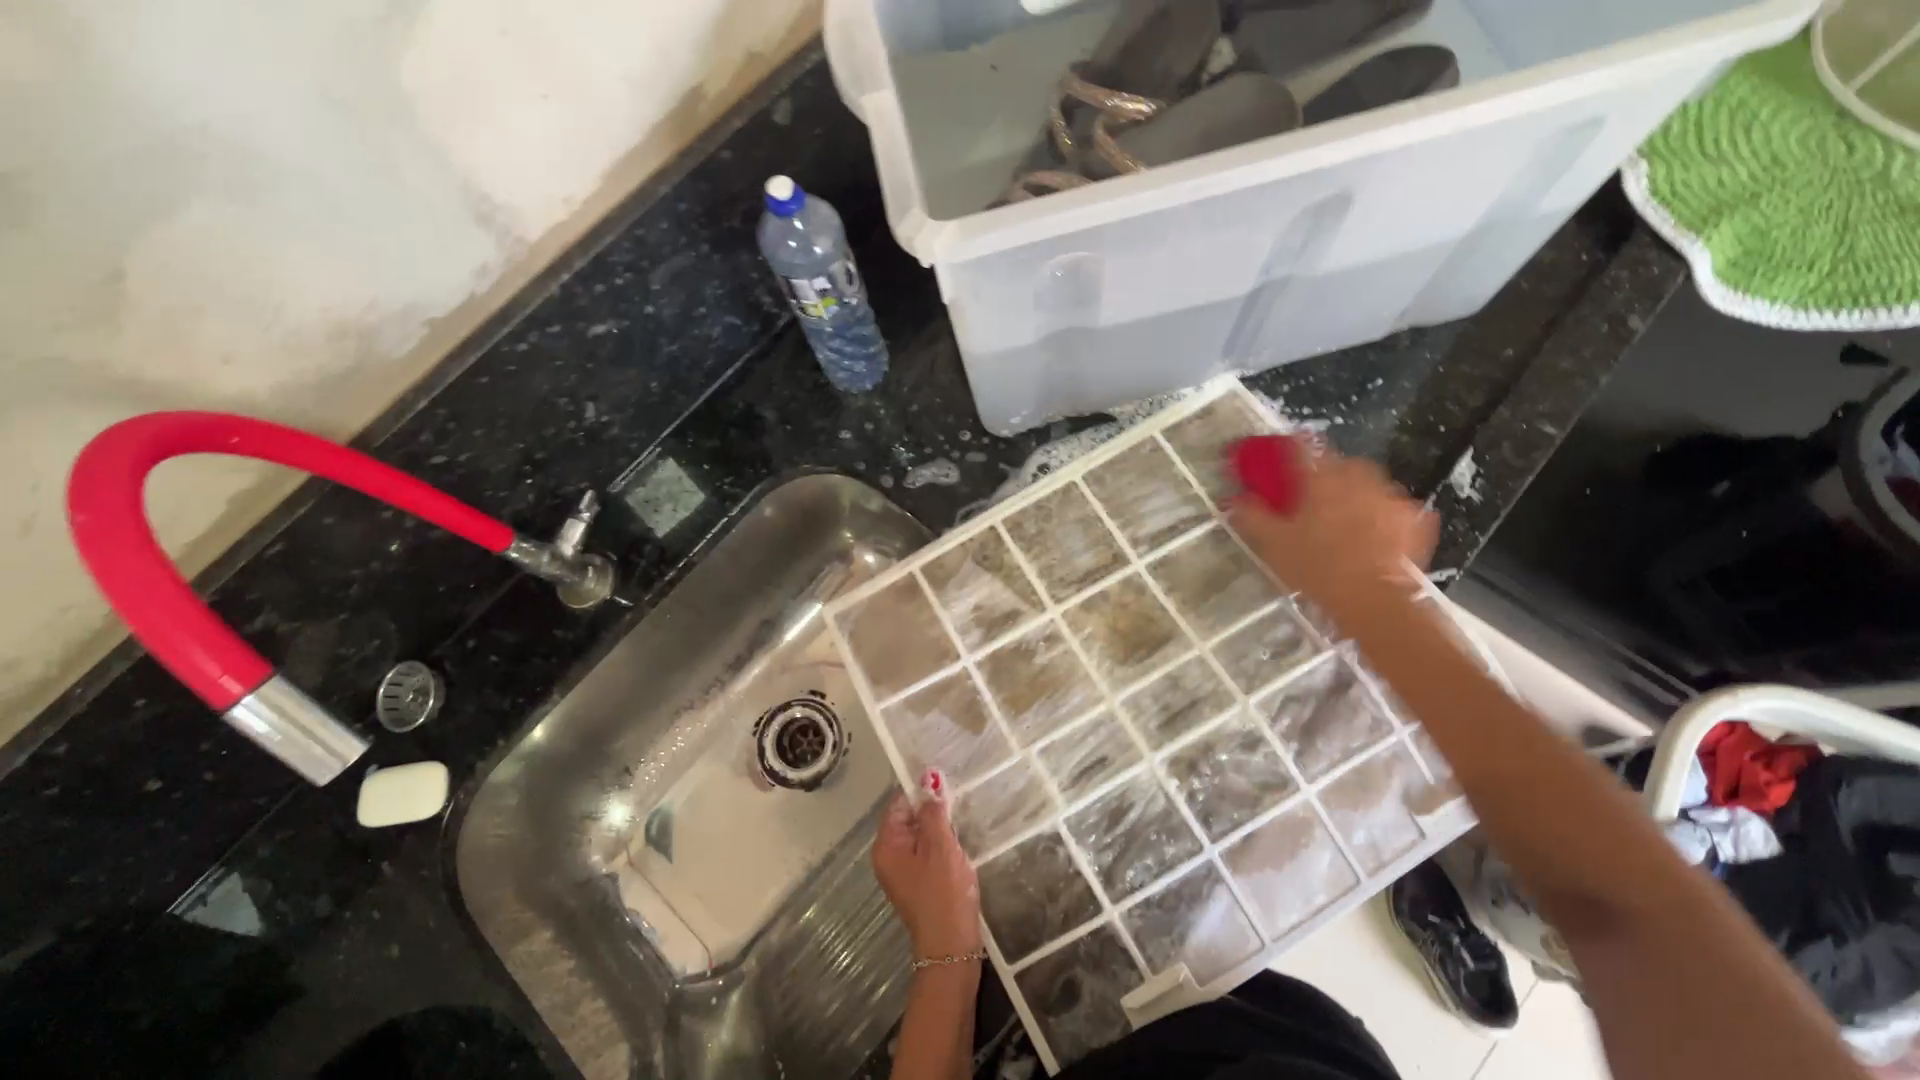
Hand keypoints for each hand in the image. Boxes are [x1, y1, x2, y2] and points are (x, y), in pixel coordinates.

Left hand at [871, 775, 981, 958]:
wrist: (951, 946)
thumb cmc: (944, 892)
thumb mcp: (940, 846)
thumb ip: (934, 811)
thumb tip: (928, 778)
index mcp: (886, 845)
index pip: (899, 804)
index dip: (922, 791)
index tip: (947, 783)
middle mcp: (888, 857)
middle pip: (909, 820)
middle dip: (934, 812)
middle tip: (960, 804)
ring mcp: (903, 872)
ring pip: (921, 837)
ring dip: (941, 830)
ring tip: (963, 824)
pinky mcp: (919, 884)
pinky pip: (928, 855)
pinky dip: (943, 848)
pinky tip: (961, 849)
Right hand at [1227, 440, 1436, 622]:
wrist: (1373, 599)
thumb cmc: (1317, 568)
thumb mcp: (1272, 543)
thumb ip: (1251, 515)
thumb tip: (1235, 499)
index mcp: (1322, 476)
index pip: (1300, 447)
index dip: (1285, 451)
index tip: (1276, 462)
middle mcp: (1358, 477)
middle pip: (1338, 464)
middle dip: (1325, 475)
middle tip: (1311, 498)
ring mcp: (1389, 496)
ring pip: (1367, 484)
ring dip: (1354, 494)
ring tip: (1343, 520)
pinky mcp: (1413, 519)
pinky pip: (1392, 508)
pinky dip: (1382, 515)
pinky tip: (1374, 534)